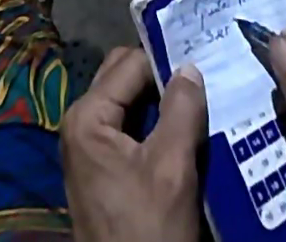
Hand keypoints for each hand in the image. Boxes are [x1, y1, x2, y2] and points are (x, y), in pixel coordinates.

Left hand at [62, 47, 207, 241]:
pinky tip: (185, 123)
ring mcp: (90, 144)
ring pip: (130, 97)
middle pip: (126, 74)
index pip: (133, 62)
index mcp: (88, 116)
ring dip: (162, 96)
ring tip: (199, 95)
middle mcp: (82, 122)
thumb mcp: (172, 168)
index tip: (204, 61)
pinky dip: (156, 118)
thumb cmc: (147, 230)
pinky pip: (130, 122)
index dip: (167, 60)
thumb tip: (190, 66)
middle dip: (162, 73)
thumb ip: (181, 109)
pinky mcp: (104, 164)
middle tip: (201, 77)